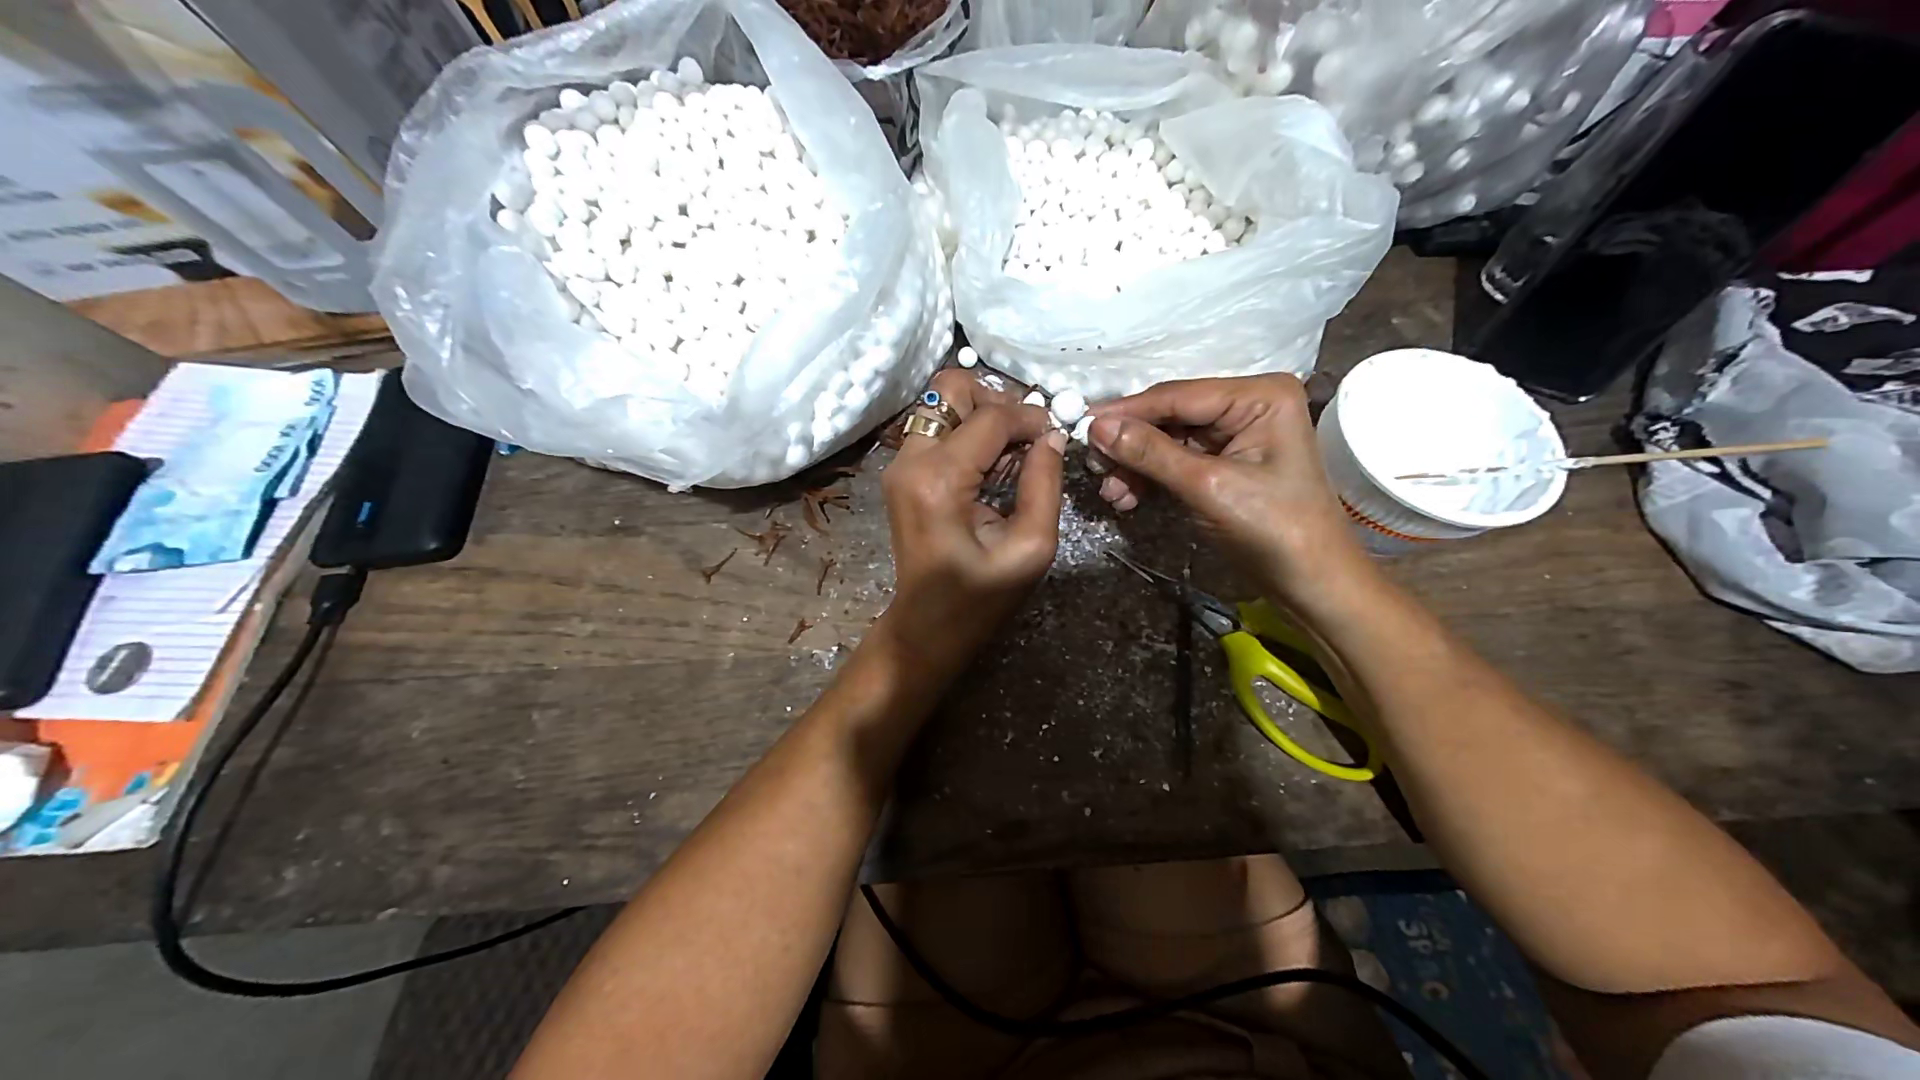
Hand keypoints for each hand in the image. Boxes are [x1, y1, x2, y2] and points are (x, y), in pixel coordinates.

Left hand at [876, 369, 1064, 676]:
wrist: (927, 627)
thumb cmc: (980, 599)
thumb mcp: (1030, 548)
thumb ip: (1044, 485)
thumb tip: (1052, 436)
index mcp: (938, 481)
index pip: (990, 418)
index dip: (1030, 418)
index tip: (1055, 436)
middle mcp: (910, 462)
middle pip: (951, 389)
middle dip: (996, 402)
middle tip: (1025, 437)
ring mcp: (899, 466)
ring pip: (941, 404)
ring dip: (981, 416)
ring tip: (1011, 454)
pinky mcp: (901, 473)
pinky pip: (936, 428)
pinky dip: (967, 433)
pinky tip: (990, 466)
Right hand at [1087, 374, 1367, 607]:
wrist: (1312, 584)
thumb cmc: (1274, 531)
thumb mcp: (1208, 488)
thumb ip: (1151, 453)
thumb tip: (1096, 426)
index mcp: (1258, 396)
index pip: (1178, 396)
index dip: (1127, 412)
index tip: (1080, 425)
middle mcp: (1247, 404)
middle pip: (1169, 416)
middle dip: (1129, 444)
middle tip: (1091, 465)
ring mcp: (1234, 434)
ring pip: (1166, 440)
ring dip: (1134, 465)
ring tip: (1110, 492)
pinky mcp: (1222, 462)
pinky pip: (1174, 460)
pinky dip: (1149, 478)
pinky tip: (1127, 497)